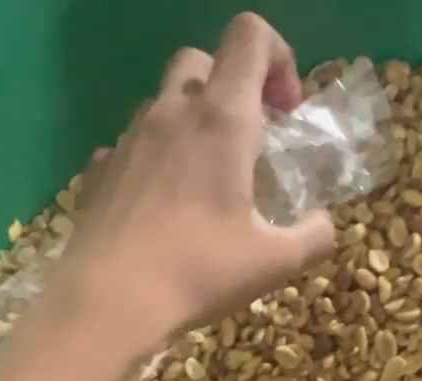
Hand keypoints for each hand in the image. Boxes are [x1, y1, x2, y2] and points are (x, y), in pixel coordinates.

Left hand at [41, 13, 335, 358]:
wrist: (107, 303)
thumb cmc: (196, 274)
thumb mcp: (272, 264)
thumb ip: (312, 237)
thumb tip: (323, 225)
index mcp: (221, 118)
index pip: (250, 36)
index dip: (277, 58)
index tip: (284, 114)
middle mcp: (170, 113)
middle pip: (201, 61)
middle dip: (228, 87)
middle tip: (242, 143)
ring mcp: (126, 141)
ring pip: (161, 103)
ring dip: (187, 124)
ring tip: (199, 181)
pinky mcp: (98, 173)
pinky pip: (128, 146)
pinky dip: (150, 159)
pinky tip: (157, 204)